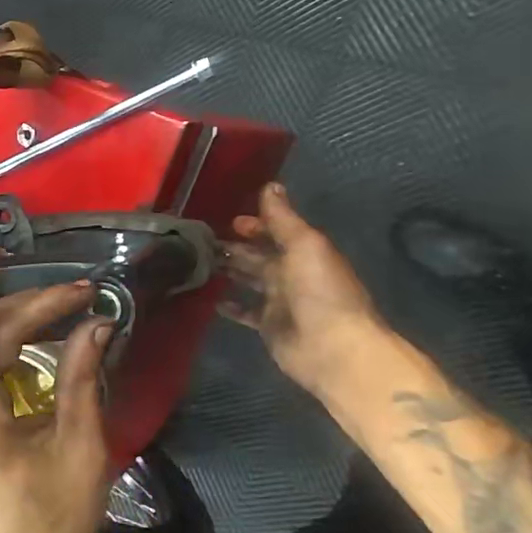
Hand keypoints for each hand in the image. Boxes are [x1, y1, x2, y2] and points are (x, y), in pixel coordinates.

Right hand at [222, 182, 386, 392]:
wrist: (332, 348)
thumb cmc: (319, 290)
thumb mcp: (304, 244)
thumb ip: (283, 217)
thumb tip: (271, 184)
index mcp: (304, 252)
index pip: (276, 231)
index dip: (255, 224)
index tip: (229, 220)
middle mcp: (292, 273)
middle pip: (259, 255)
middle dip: (236, 246)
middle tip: (202, 240)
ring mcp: (279, 301)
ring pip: (249, 279)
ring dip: (229, 270)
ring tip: (199, 262)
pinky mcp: (269, 326)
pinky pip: (245, 311)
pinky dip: (230, 305)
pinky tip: (210, 299)